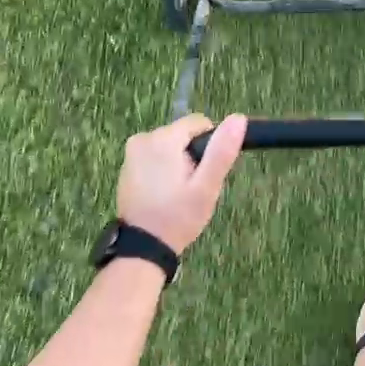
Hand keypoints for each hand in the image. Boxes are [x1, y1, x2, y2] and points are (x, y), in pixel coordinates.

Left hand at [117, 113, 247, 253]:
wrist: (144, 246)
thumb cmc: (178, 217)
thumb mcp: (206, 187)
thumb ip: (221, 152)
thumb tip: (238, 118)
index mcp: (162, 138)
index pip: (198, 124)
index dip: (209, 148)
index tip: (205, 174)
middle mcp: (143, 138)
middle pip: (182, 136)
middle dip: (192, 158)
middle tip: (193, 189)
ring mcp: (131, 153)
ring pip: (169, 148)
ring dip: (178, 165)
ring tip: (179, 195)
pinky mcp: (126, 167)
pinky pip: (154, 159)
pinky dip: (162, 172)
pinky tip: (164, 196)